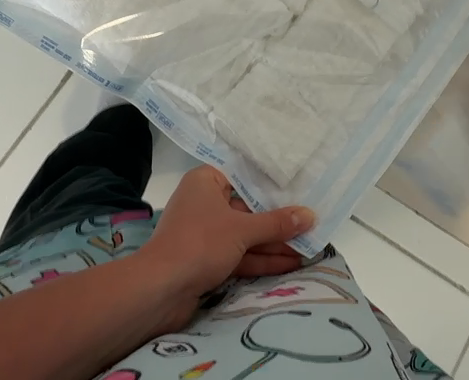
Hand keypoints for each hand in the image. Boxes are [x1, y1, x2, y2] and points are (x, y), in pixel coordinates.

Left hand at [139, 166, 314, 317]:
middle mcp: (204, 203)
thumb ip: (278, 223)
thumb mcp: (243, 230)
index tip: (301, 187)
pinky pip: (239, 254)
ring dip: (274, 243)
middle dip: (278, 220)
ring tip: (309, 247)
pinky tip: (290, 263)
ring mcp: (205, 234)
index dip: (273, 184)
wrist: (158, 292)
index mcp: (206, 181)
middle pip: (248, 208)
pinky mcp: (206, 261)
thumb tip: (311, 216)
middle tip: (310, 223)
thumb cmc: (200, 243)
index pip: (245, 177)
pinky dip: (261, 259)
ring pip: (246, 235)